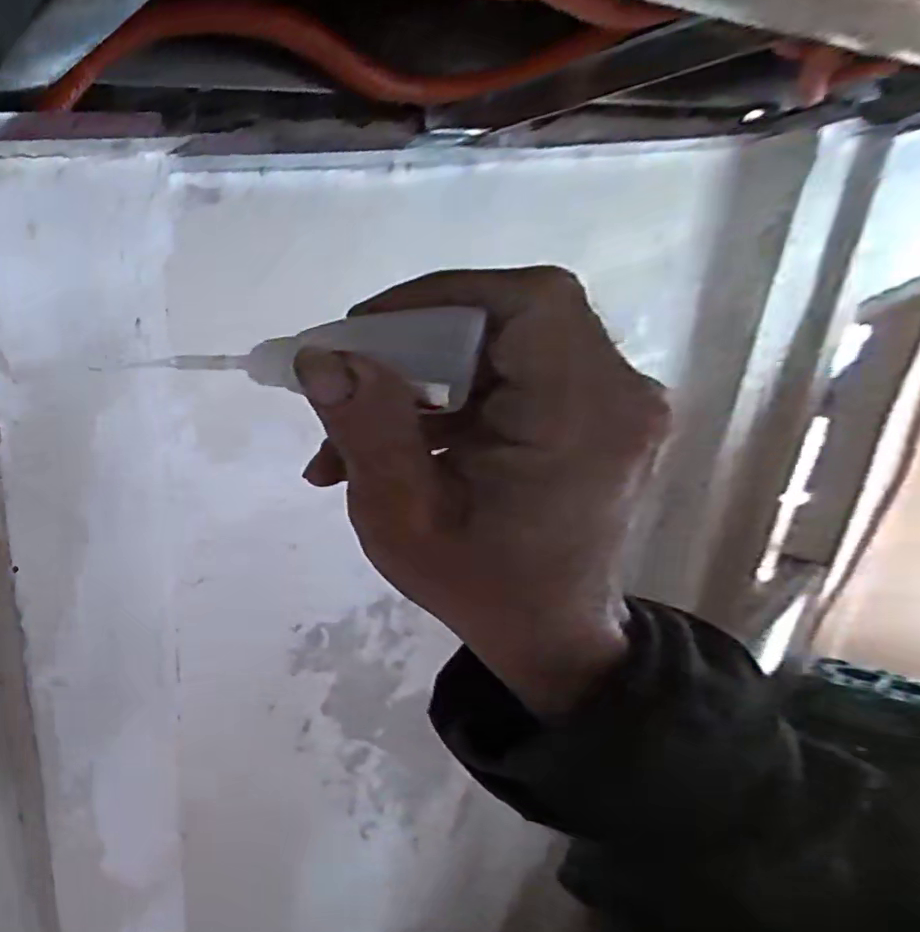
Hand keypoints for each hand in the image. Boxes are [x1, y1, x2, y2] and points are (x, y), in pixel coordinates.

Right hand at [296, 267, 670, 716]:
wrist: (544, 635)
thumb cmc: (474, 583)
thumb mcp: (400, 513)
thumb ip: (364, 429)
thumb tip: (320, 359)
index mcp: (579, 415)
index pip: (528, 302)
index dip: (438, 296)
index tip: (360, 329)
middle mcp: (611, 395)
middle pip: (504, 323)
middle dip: (406, 349)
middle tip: (339, 386)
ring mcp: (601, 406)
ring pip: (490, 354)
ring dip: (408, 386)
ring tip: (342, 445)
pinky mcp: (579, 420)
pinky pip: (497, 385)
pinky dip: (432, 408)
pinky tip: (381, 452)